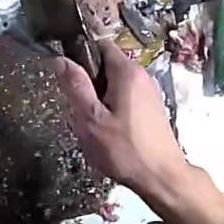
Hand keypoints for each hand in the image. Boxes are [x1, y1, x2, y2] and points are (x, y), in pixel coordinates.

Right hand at [54, 42, 196, 197]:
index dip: (79, 55)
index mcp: (127, 72)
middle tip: (79, 110)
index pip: (99, 45)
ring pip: (114, 85)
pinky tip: (108, 132)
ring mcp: (149, 92)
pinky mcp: (151, 109)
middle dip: (88, 83)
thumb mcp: (91, 119)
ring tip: (93, 124)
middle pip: (105, 66)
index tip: (68, 78)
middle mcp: (141, 76)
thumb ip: (76, 87)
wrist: (162, 178)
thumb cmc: (124, 149)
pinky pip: (124, 99)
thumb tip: (61, 60)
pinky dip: (112, 109)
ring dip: (99, 100)